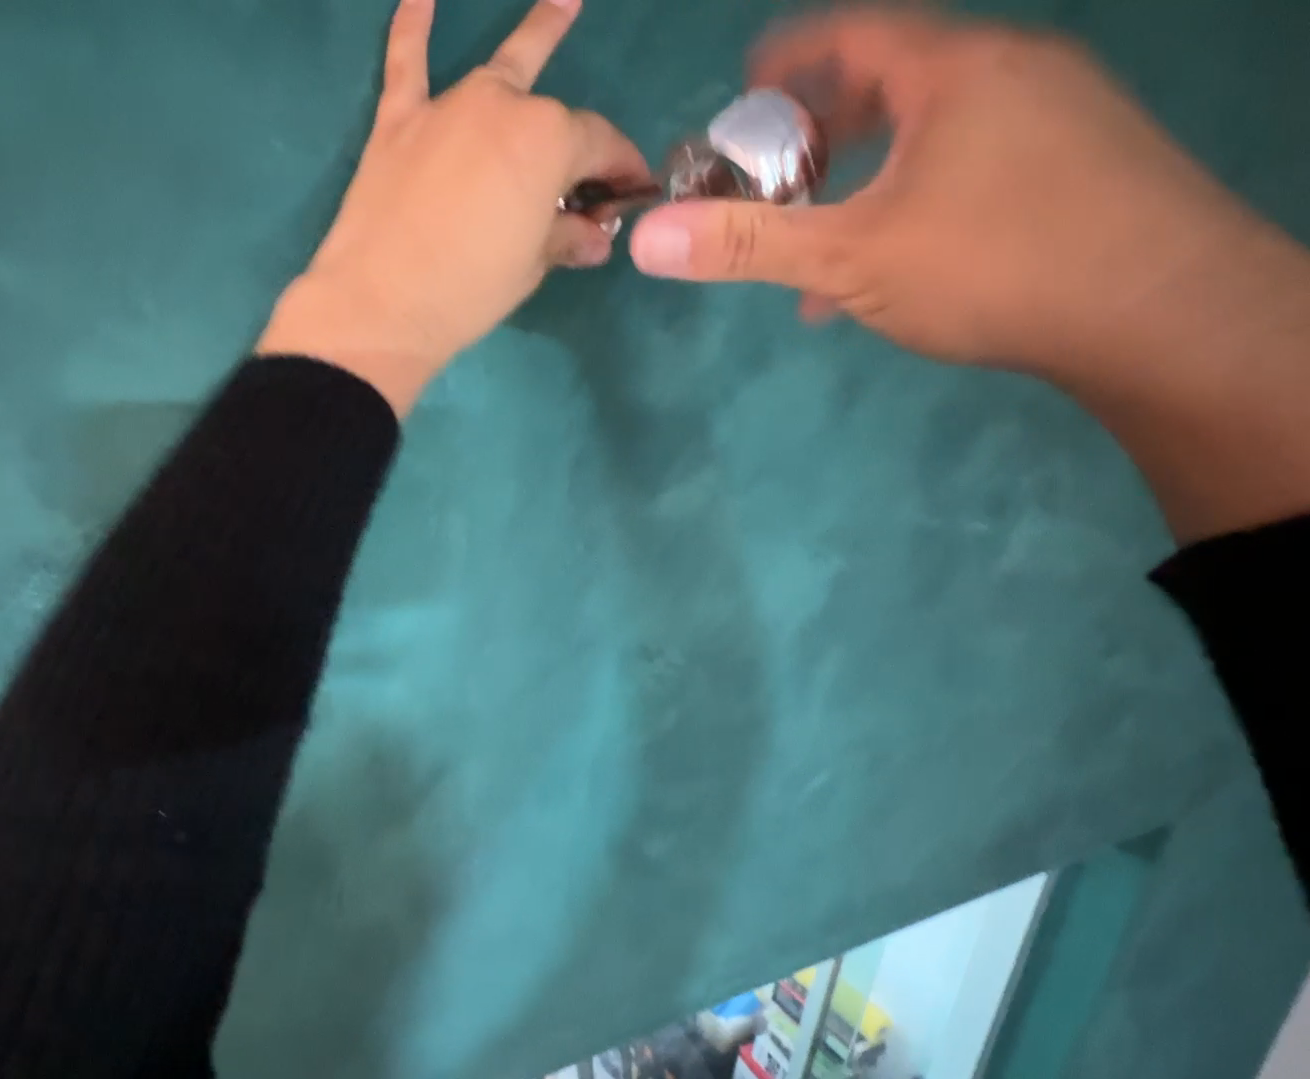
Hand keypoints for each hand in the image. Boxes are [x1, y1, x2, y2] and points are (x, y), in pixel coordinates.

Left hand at [258, 0, 651, 415]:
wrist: (377, 306)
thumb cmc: (467, 292)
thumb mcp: (531, 267)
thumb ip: (565, 236)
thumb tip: (593, 234)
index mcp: (549, 140)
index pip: (600, 144)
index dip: (620, 172)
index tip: (629, 196)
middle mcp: (502, 107)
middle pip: (552, 115)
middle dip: (575, 145)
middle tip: (585, 180)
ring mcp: (447, 110)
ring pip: (498, 69)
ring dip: (535, 37)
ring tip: (565, 0)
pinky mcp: (397, 124)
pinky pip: (406, 63)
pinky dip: (412, 27)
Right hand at [627, 8, 1295, 376]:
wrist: (1166, 314)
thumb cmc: (995, 264)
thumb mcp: (848, 257)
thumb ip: (744, 244)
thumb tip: (644, 238)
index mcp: (955, 71)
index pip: (854, 32)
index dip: (787, 55)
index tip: (742, 86)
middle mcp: (1013, 72)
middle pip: (892, 80)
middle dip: (818, 129)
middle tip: (770, 172)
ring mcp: (1058, 116)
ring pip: (931, 131)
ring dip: (862, 177)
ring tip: (818, 234)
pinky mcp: (1081, 164)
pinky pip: (971, 164)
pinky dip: (912, 199)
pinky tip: (883, 270)